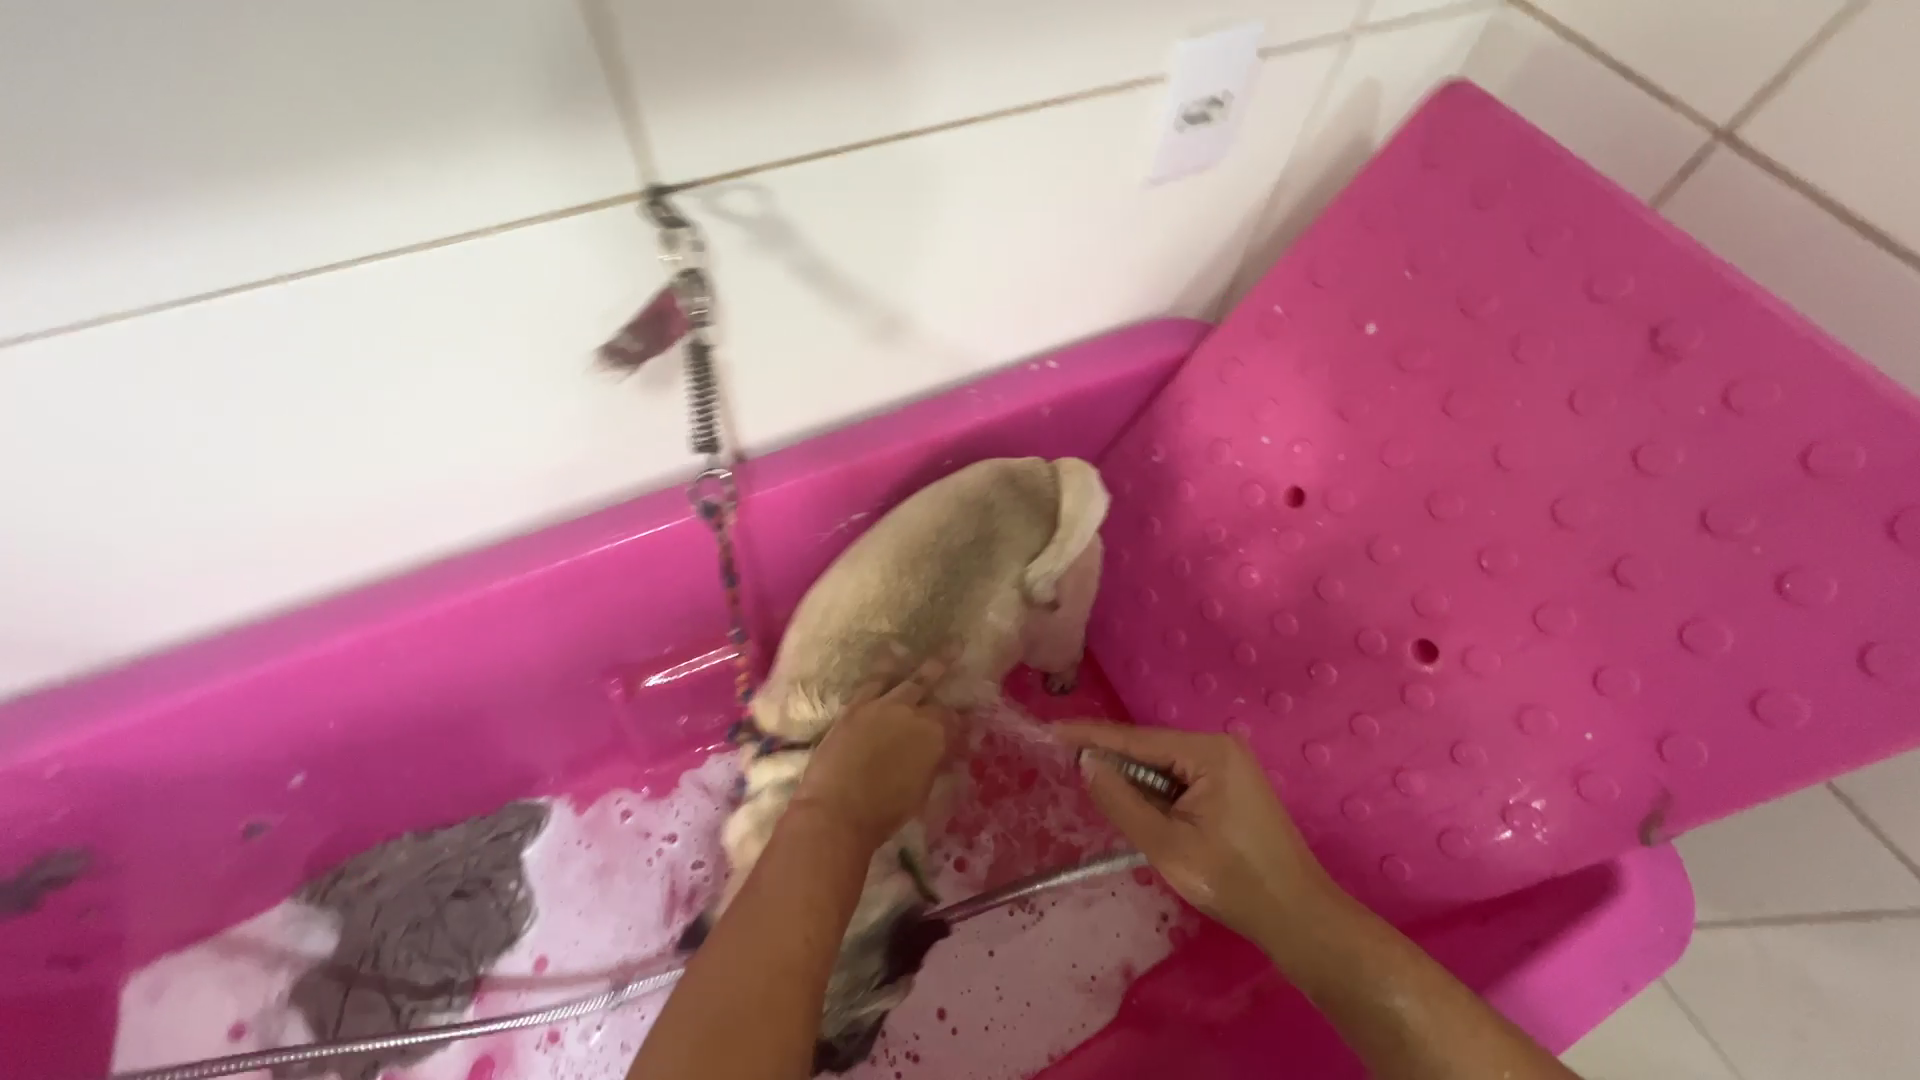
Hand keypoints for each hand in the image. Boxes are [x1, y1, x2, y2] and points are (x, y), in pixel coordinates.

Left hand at [790, 658, 951, 849]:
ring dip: (928, 665)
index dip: (964, 722)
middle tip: (960, 648)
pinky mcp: (857, 706)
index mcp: (936, 737)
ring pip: (911, 680)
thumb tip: (945, 753)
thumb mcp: (923, 792)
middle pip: (935, 696)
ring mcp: (884, 706)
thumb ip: (935, 765)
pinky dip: (885, 666)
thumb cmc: (885, 812)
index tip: (971, 718)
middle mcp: (914, 714)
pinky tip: (891, 652)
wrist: (837, 810)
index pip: (956, 723)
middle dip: (950, 674)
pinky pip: (874, 680)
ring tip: (940, 647)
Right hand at [1056, 723, 1339, 940]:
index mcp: (1208, 752)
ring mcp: (1228, 766)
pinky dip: (1153, 792)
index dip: (1090, 736)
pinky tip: (1131, 802)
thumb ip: (1121, 800)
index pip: (1135, 738)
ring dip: (1131, 780)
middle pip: (1148, 750)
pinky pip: (1179, 780)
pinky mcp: (1229, 787)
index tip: (1051, 730)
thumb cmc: (1232, 881)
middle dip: (1109, 759)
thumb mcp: (1166, 844)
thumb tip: (1085, 762)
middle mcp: (1219, 747)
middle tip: (1062, 761)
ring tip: (1089, 782)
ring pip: (1162, 767)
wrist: (1297, 917)